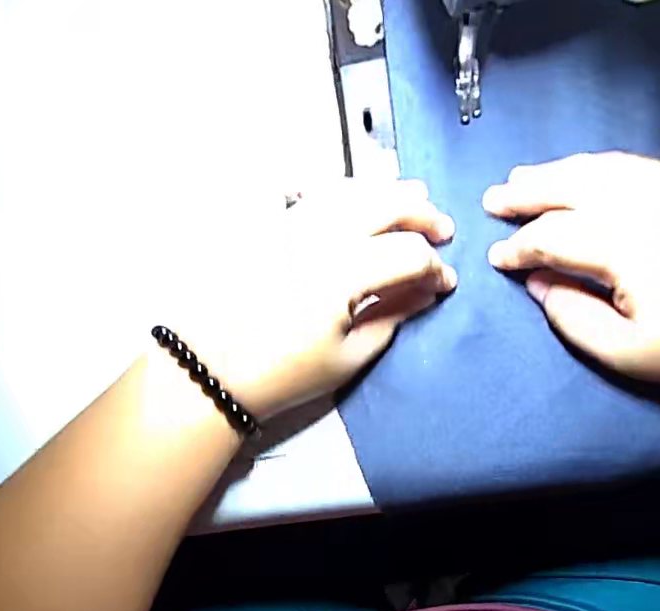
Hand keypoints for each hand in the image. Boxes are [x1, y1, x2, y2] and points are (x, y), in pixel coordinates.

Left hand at [158, 179, 456, 419]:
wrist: (213, 367)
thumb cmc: (284, 373)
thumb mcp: (349, 356)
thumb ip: (393, 316)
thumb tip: (425, 291)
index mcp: (343, 272)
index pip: (408, 253)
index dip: (435, 268)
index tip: (446, 285)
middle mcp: (321, 234)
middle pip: (386, 203)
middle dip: (422, 214)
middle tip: (443, 231)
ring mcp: (293, 222)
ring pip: (353, 188)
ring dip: (389, 193)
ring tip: (412, 200)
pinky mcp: (273, 224)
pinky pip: (319, 192)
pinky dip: (350, 191)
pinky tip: (361, 200)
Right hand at [484, 152, 659, 406]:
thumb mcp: (625, 352)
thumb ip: (574, 317)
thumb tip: (540, 284)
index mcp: (631, 247)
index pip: (559, 236)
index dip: (522, 247)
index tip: (495, 258)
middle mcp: (653, 205)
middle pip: (579, 186)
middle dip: (532, 192)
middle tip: (495, 197)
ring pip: (609, 169)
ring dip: (564, 172)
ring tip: (530, 178)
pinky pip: (642, 167)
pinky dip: (604, 168)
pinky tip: (588, 175)